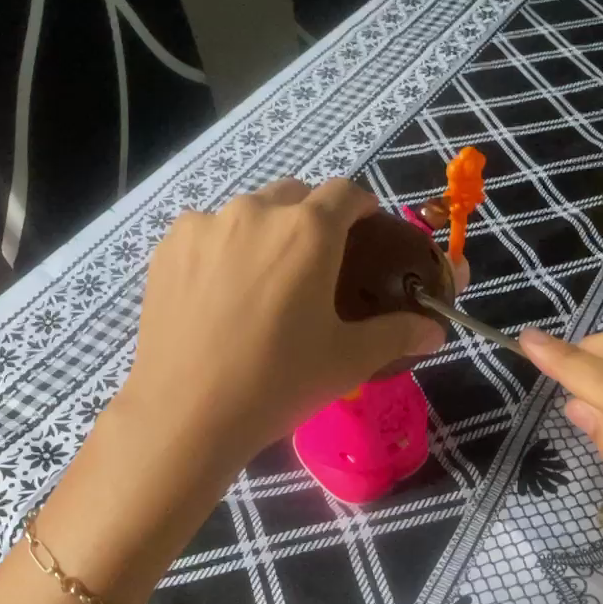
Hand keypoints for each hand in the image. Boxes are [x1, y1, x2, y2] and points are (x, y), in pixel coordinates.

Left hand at [117, 178, 444, 468]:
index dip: (360, 207)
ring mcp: (206, 225)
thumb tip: (434, 329)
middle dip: (310, 216)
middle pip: (294, 195)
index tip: (363, 231)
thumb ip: (396, 332)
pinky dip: (219, 248)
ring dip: (262, 231)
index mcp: (308, 229)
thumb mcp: (347, 359)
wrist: (186, 411)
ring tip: (259, 281)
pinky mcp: (168, 246)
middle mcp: (256, 211)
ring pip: (246, 212)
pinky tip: (216, 292)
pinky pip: (205, 232)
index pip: (345, 192)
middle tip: (312, 264)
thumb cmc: (278, 381)